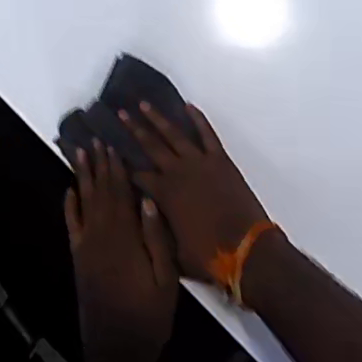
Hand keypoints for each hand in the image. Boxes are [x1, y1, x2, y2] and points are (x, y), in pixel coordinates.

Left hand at [63, 139, 177, 361]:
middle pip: (101, 190)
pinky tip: (69, 189)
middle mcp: (102, 234)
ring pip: (84, 200)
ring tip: (79, 151)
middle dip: (99, 163)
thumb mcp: (165, 279)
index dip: (117, 167)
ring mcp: (87, 244)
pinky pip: (72, 224)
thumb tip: (148, 198)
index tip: (113, 144)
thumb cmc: (148, 313)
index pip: (121, 192)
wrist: (117, 345)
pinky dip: (70, 204)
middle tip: (94, 138)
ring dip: (82, 175)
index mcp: (125, 236)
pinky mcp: (78, 256)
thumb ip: (157, 237)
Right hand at [117, 103, 269, 283]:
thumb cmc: (210, 256)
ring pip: (174, 133)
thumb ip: (157, 231)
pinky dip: (198, 119)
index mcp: (165, 194)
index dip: (126, 165)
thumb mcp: (174, 253)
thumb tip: (144, 215)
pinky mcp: (220, 159)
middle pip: (151, 145)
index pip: (139, 175)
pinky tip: (189, 107)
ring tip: (144, 104)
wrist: (247, 251)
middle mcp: (177, 172)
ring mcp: (199, 162)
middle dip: (134, 128)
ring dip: (158, 117)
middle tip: (122, 112)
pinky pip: (206, 133)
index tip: (115, 151)